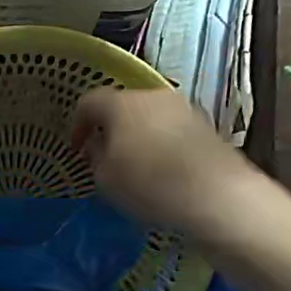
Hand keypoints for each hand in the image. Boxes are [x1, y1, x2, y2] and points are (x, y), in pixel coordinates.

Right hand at [72, 87, 268, 238]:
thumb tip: (99, 145)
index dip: (77, 125)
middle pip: (123, 106)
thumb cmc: (147, 183)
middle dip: (110, 128)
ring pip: (149, 117)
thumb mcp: (104, 178)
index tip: (76, 149)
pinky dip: (160, 145)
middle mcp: (153, 95)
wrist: (215, 195)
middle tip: (104, 157)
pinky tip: (160, 171)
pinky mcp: (206, 126)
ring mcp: (184, 108)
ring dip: (137, 136)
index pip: (88, 101)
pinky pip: (171, 130)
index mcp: (121, 103)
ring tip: (133, 167)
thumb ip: (95, 156)